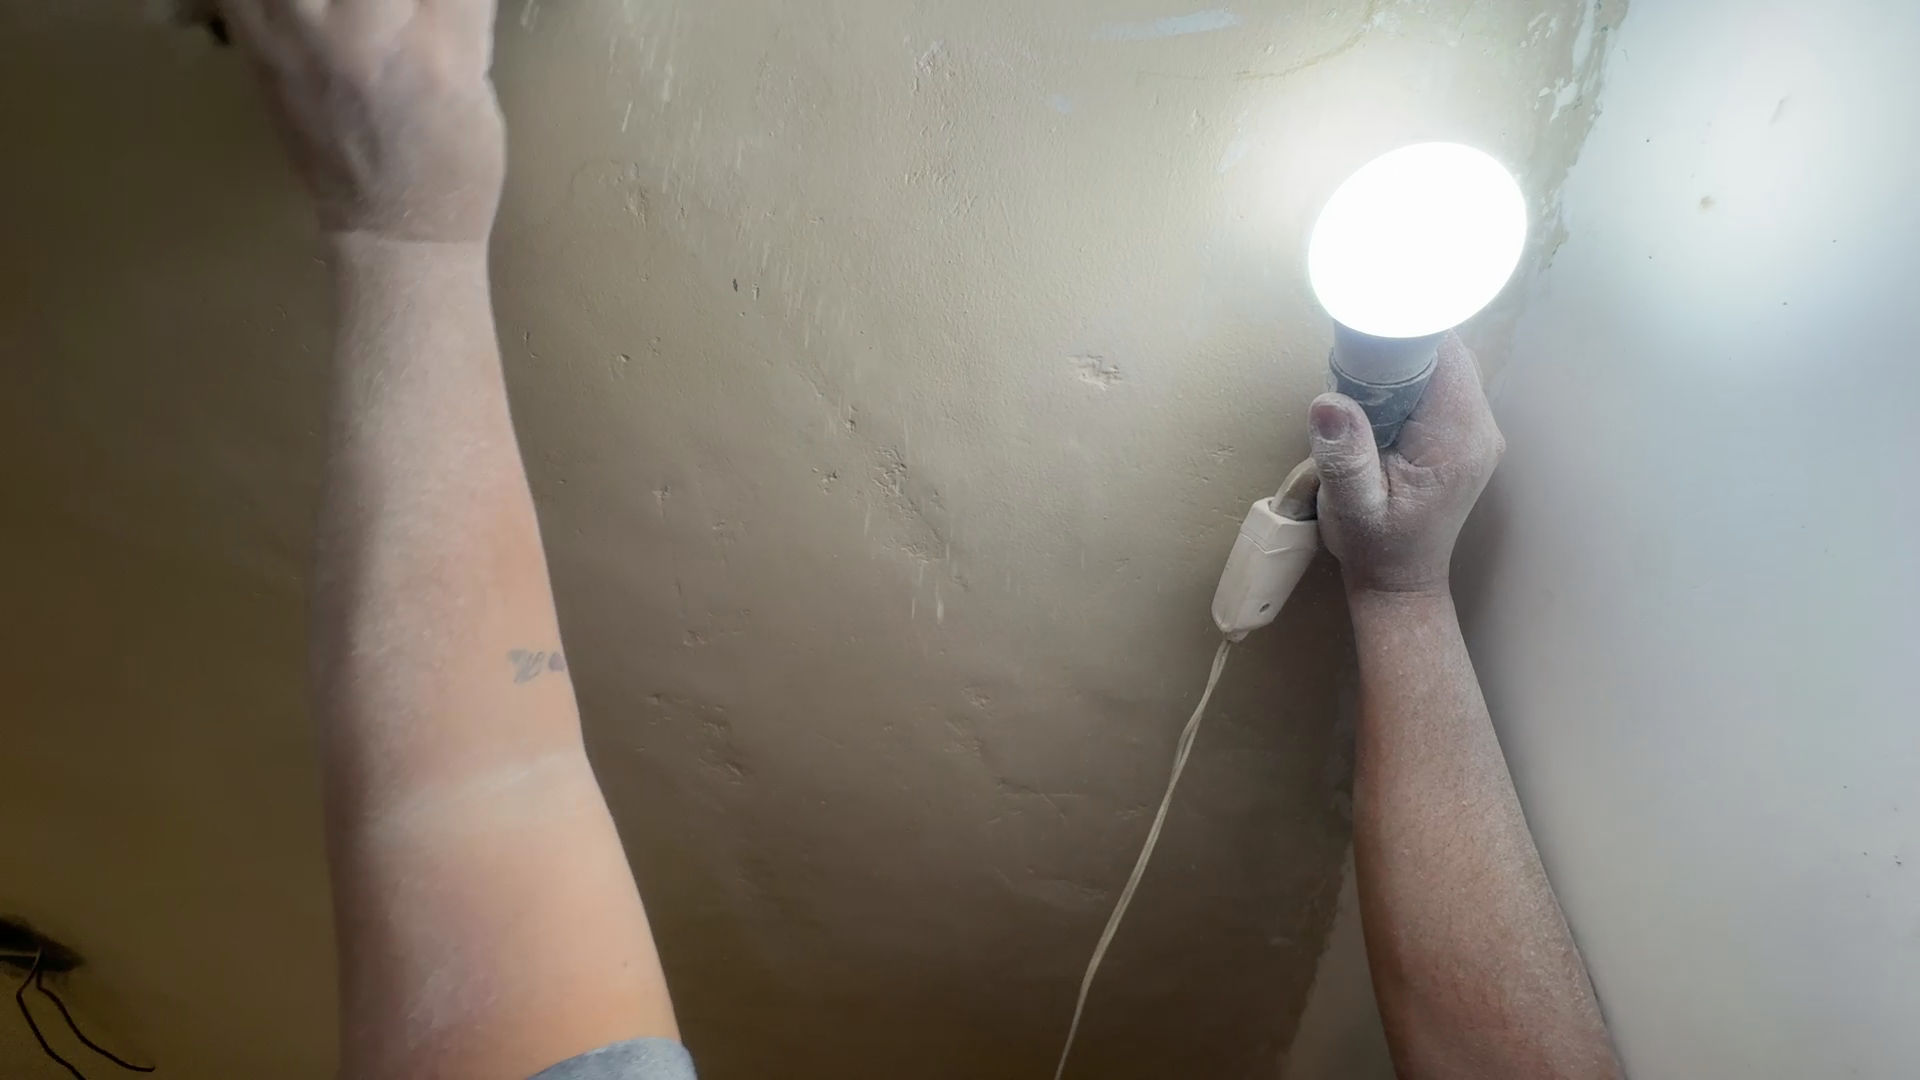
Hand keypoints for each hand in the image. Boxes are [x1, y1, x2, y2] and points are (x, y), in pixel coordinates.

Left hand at [220, 0, 505, 242]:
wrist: (396, 230)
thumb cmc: (455, 178)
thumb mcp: (481, 103)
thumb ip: (457, 30)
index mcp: (439, 58)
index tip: (446, 9)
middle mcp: (366, 35)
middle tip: (402, 12)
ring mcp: (301, 31)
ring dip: (344, 1)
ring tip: (358, 16)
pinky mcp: (255, 36)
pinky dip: (287, 1)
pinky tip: (312, 15)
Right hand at [1308, 333, 1504, 595]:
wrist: (1398, 582)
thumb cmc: (1375, 548)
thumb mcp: (1351, 506)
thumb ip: (1345, 455)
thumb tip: (1328, 402)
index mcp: (1458, 439)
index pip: (1443, 357)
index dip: (1403, 337)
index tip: (1360, 337)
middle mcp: (1477, 429)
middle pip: (1442, 358)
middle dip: (1393, 352)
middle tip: (1346, 367)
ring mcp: (1471, 432)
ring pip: (1437, 370)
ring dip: (1395, 370)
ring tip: (1355, 392)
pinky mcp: (1457, 436)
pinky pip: (1433, 390)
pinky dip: (1400, 387)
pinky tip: (1371, 407)